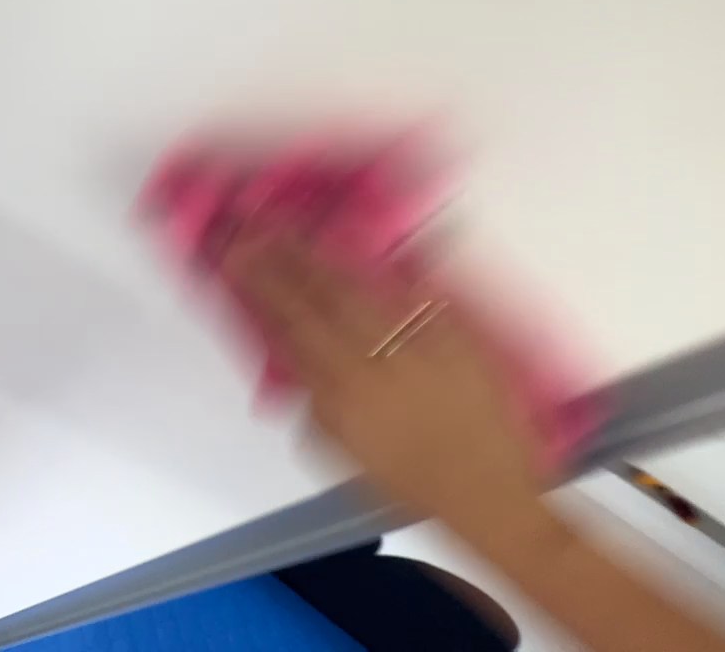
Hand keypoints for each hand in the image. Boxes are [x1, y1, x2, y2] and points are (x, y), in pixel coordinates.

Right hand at [223, 233, 549, 539]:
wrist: (487, 495)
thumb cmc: (406, 477)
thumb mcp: (338, 445)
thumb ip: (310, 396)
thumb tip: (288, 355)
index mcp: (340, 391)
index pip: (288, 323)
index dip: (259, 285)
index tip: (237, 258)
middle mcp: (374, 364)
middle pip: (318, 298)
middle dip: (284, 260)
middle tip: (259, 230)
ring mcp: (418, 348)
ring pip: (362, 290)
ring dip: (325, 257)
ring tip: (298, 231)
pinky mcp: (457, 341)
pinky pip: (416, 297)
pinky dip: (387, 271)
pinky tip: (362, 250)